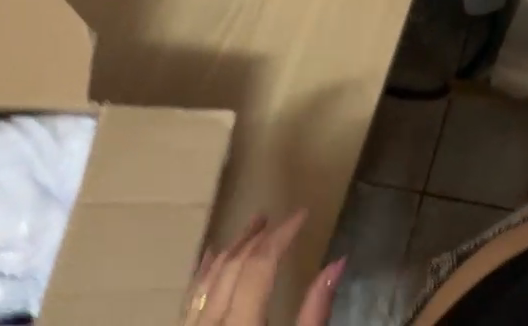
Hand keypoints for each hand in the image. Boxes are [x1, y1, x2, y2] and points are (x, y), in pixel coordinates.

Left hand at [186, 210, 344, 325]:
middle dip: (257, 237)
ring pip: (208, 279)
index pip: (260, 265)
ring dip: (232, 248)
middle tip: (277, 217)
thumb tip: (338, 263)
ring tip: (252, 226)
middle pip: (232, 267)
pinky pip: (190, 298)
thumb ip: (315, 310)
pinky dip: (203, 272)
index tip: (302, 213)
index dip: (282, 234)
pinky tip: (212, 256)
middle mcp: (211, 322)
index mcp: (241, 324)